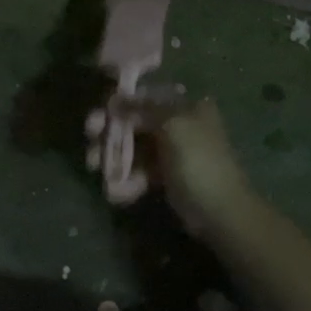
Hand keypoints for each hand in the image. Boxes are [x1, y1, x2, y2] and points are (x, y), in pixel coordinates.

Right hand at [85, 93, 249, 231]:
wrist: (221, 212)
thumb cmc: (199, 162)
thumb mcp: (174, 126)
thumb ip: (143, 109)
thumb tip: (115, 98)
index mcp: (184, 106)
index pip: (143, 98)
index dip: (117, 107)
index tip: (94, 120)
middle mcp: (176, 124)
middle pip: (134, 124)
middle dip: (109, 136)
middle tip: (89, 149)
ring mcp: (170, 151)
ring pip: (133, 149)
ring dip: (112, 160)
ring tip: (95, 172)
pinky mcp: (165, 177)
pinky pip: (139, 172)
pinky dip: (126, 181)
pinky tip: (115, 192)